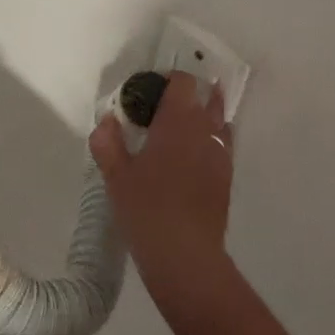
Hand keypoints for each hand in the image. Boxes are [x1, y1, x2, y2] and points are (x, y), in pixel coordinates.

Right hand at [90, 71, 234, 305]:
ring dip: (202, 119)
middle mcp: (206, 130)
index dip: (168, 80)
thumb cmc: (146, 209)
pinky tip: (191, 160)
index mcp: (178, 122)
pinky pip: (221, 146)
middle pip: (207, 97)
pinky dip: (208, 143)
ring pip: (218, 122)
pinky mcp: (227, 177)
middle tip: (162, 112)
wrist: (185, 254)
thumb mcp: (116, 176)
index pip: (184, 83)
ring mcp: (222, 154)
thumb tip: (107, 121)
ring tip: (179, 133)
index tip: (149, 93)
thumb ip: (108, 142)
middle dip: (188, 97)